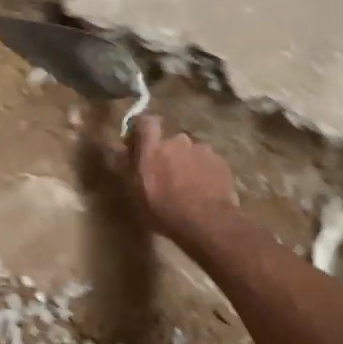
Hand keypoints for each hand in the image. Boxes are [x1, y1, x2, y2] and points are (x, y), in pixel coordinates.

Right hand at [127, 115, 239, 252]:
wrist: (207, 222)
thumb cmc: (164, 210)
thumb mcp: (136, 194)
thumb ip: (129, 167)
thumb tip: (121, 150)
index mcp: (153, 148)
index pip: (145, 121)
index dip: (142, 129)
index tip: (139, 143)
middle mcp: (178, 141)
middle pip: (170, 141)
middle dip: (167, 154)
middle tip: (165, 177)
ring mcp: (202, 150)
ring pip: (190, 152)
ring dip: (186, 164)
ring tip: (187, 188)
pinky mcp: (221, 162)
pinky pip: (207, 163)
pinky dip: (203, 173)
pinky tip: (203, 192)